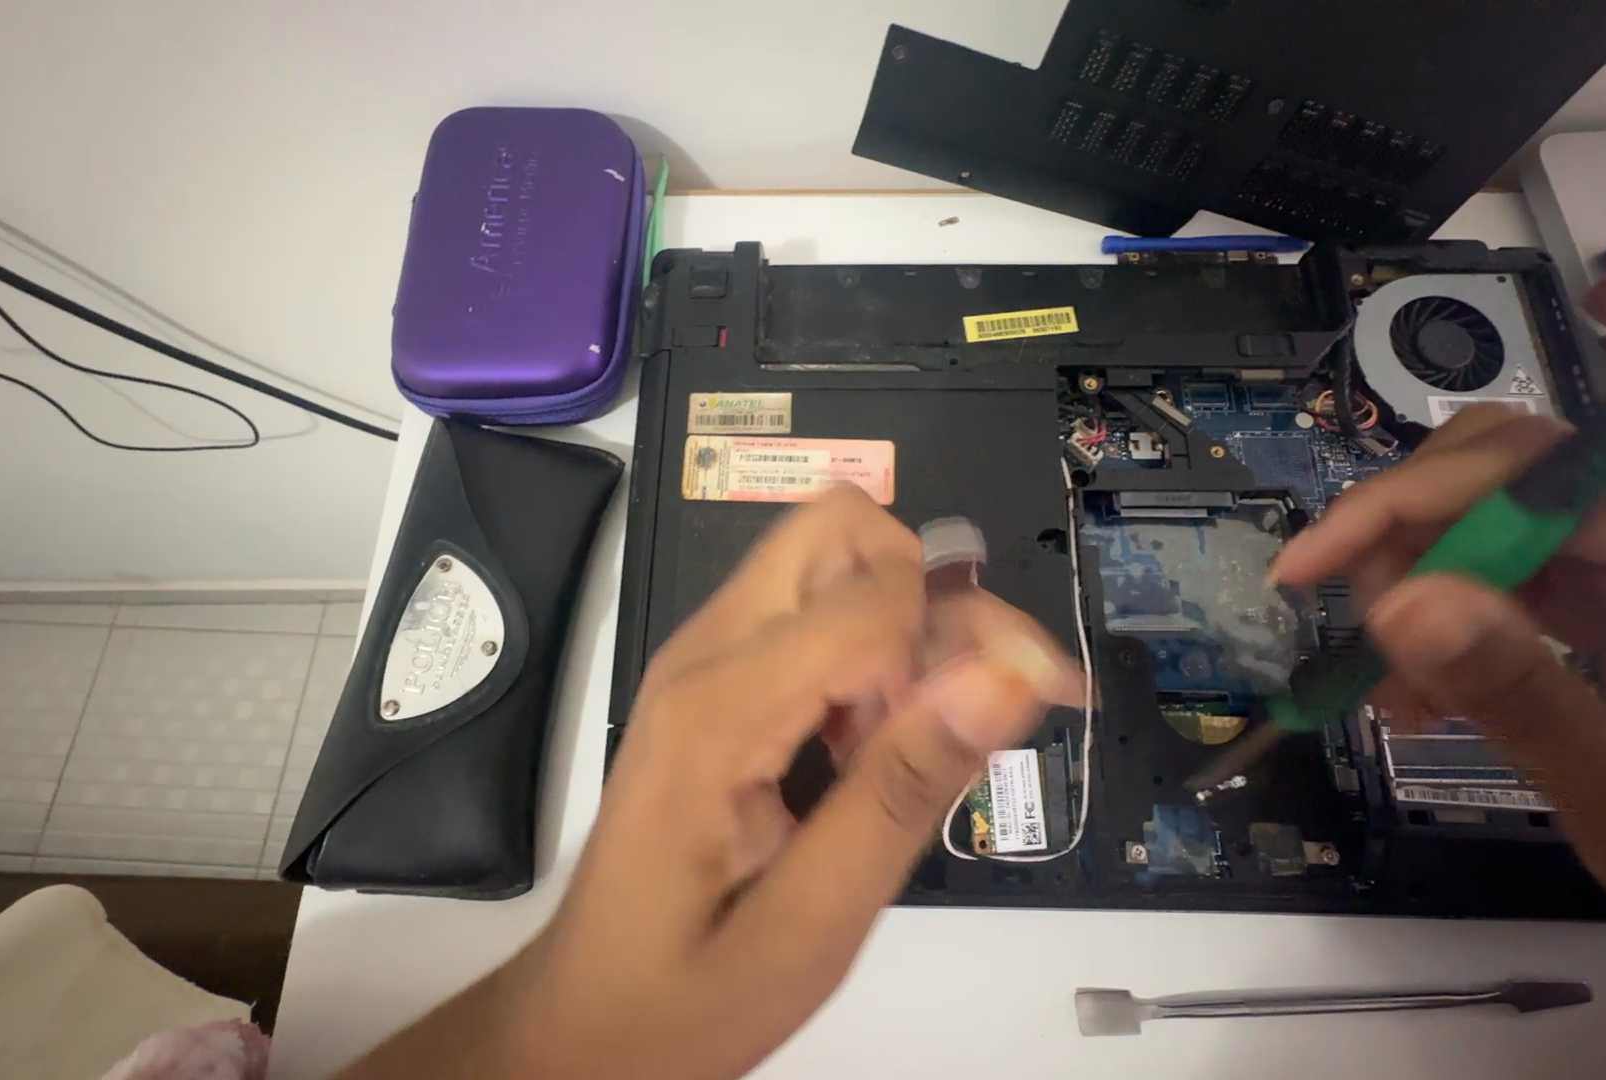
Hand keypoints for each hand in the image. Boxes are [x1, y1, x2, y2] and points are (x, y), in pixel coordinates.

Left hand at [341, 486, 1076, 1079]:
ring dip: (895, 624)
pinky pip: (807, 607)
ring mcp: (701, 653)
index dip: (966, 632)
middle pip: (836, 527)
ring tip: (902, 740)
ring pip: (828, 559)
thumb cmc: (691, 990)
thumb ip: (907, 788)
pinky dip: (864, 648)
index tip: (1016, 703)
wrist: (589, 1013)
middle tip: (951, 699)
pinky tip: (863, 742)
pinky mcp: (711, 672)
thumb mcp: (817, 921)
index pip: (872, 596)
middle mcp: (704, 649)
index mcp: (720, 709)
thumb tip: (1004, 675)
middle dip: (921, 591)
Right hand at [1271, 404, 1605, 1002]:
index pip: (1531, 475)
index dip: (1400, 502)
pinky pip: (1513, 561)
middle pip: (1505, 466)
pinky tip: (1430, 683)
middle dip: (1403, 536)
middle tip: (1366, 631)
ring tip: (1398, 680)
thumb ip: (1526, 700)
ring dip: (1414, 576)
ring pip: (1493, 507)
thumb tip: (1397, 603)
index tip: (1303, 570)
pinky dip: (1445, 607)